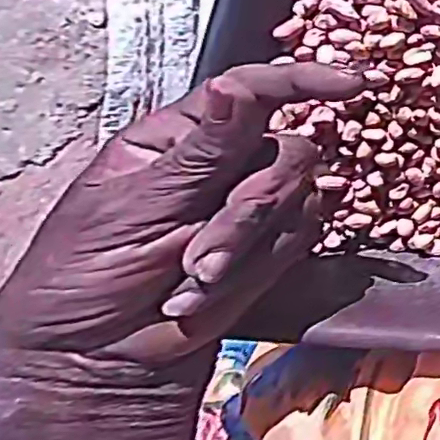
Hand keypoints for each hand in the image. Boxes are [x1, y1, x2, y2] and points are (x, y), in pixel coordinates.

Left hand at [0, 63, 364, 419]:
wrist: (100, 359)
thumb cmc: (84, 276)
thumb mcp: (134, 207)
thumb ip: (204, 148)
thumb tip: (236, 87)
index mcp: (183, 135)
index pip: (254, 89)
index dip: (306, 81)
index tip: (354, 84)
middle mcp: (232, 157)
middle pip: (291, 153)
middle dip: (251, 209)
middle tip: (199, 258)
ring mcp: (261, 197)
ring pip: (303, 195)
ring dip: (250, 245)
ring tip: (194, 281)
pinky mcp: (283, 234)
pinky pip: (306, 232)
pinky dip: (260, 266)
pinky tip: (209, 289)